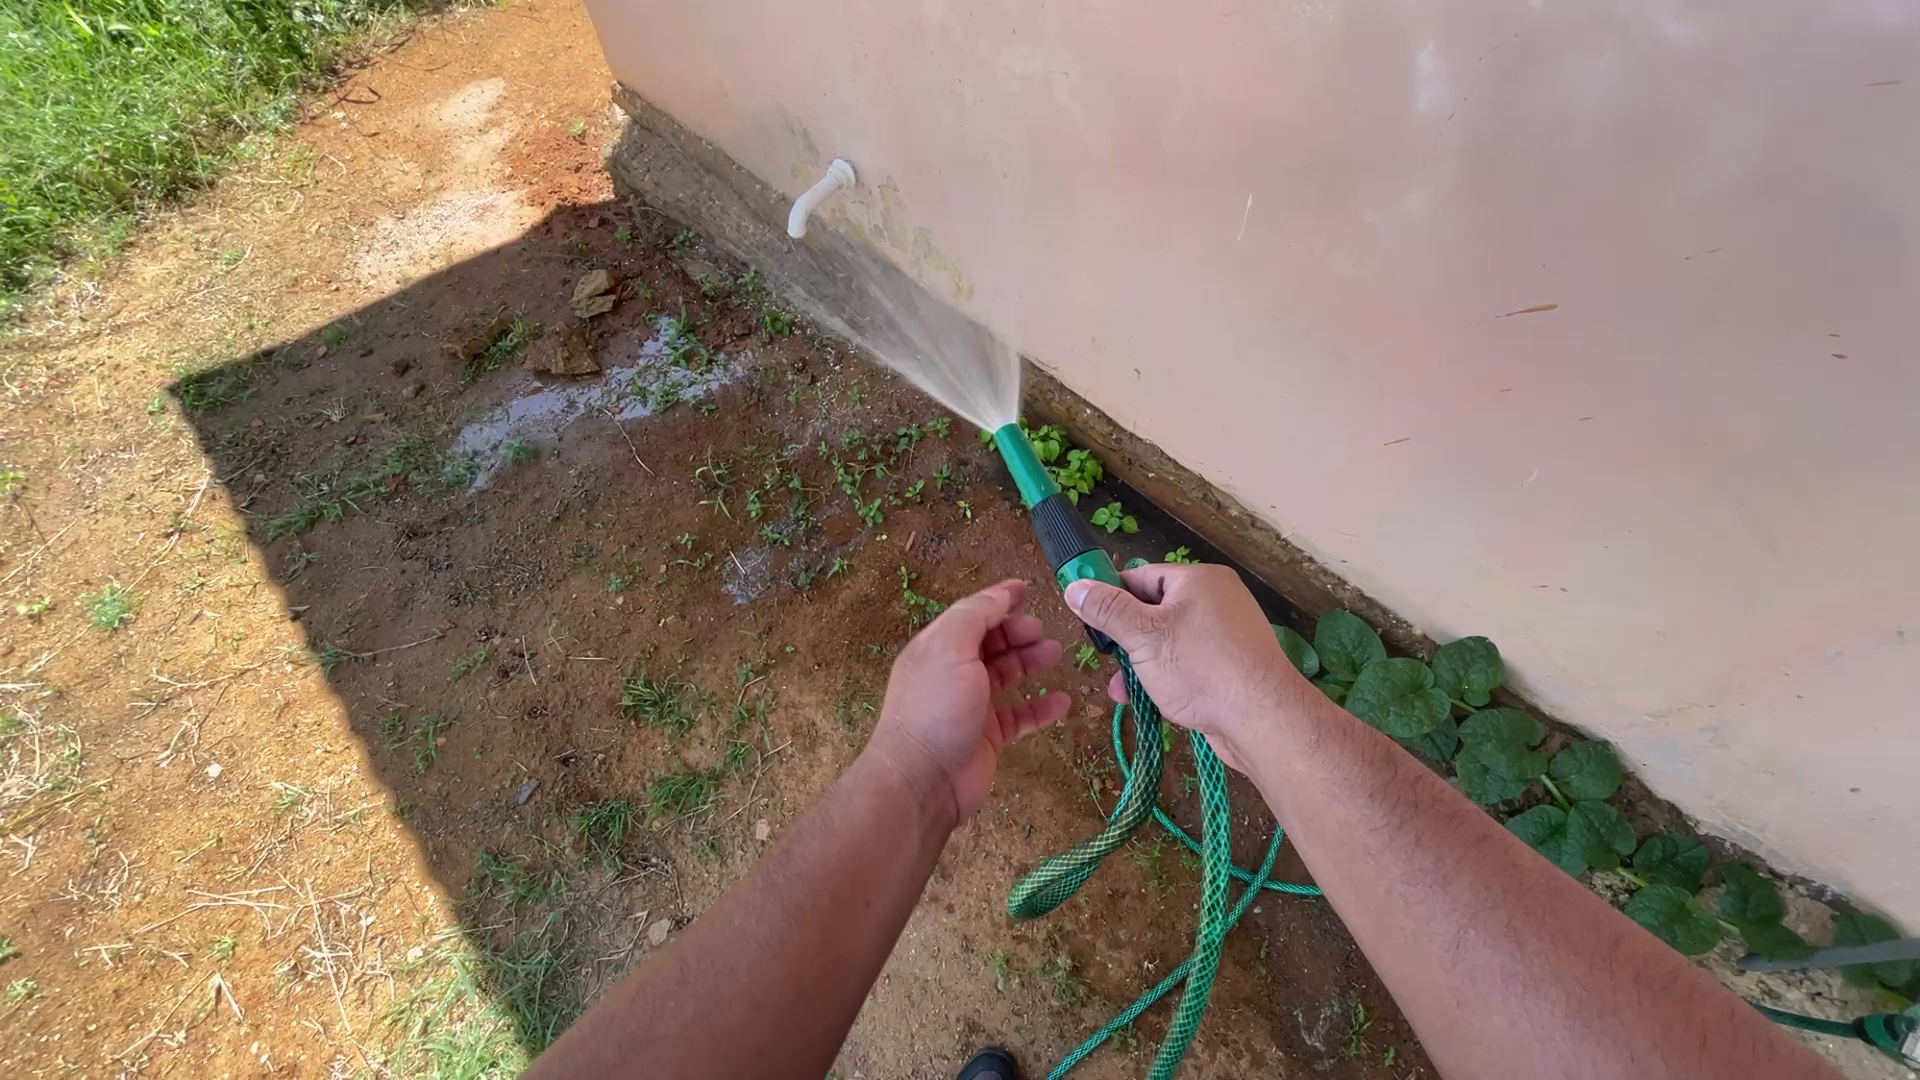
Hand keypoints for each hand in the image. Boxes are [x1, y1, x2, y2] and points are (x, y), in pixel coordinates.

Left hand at [867, 579, 1071, 824]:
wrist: (924, 780)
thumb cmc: (936, 707)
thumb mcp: (951, 646)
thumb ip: (976, 615)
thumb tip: (1001, 595)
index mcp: (938, 647)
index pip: (972, 614)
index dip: (998, 600)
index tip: (1027, 589)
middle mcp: (953, 672)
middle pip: (991, 643)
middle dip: (1018, 633)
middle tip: (1043, 630)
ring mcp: (971, 706)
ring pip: (1007, 676)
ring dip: (1031, 663)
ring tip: (1056, 655)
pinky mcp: (989, 736)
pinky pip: (1020, 716)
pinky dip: (1041, 707)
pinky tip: (1063, 702)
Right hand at [1064, 564, 1302, 769]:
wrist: (1263, 720)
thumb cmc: (1199, 668)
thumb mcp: (1143, 636)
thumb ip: (1107, 610)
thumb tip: (1075, 587)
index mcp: (1198, 580)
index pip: (1141, 577)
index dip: (1111, 597)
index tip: (1088, 621)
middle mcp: (1216, 600)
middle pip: (1153, 610)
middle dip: (1125, 639)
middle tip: (1105, 661)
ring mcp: (1226, 634)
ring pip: (1168, 641)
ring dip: (1140, 664)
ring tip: (1120, 691)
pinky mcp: (1231, 666)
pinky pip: (1188, 662)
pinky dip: (1165, 676)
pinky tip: (1148, 700)